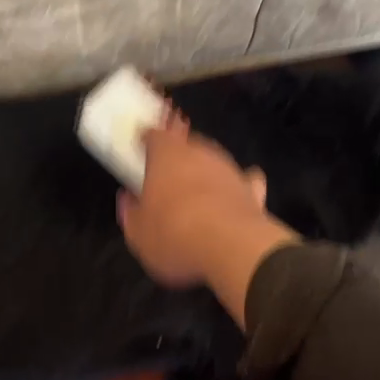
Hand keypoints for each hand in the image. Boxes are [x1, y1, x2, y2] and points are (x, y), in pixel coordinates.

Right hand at [116, 115, 295, 305]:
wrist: (230, 245)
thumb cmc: (174, 234)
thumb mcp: (138, 233)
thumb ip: (131, 212)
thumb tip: (128, 198)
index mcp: (166, 154)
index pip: (153, 134)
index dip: (147, 140)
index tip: (141, 147)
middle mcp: (198, 150)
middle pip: (185, 144)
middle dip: (177, 157)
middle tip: (167, 176)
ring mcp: (227, 166)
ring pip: (212, 160)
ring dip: (204, 172)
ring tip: (196, 196)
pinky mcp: (250, 186)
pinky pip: (243, 180)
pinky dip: (237, 187)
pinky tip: (233, 199)